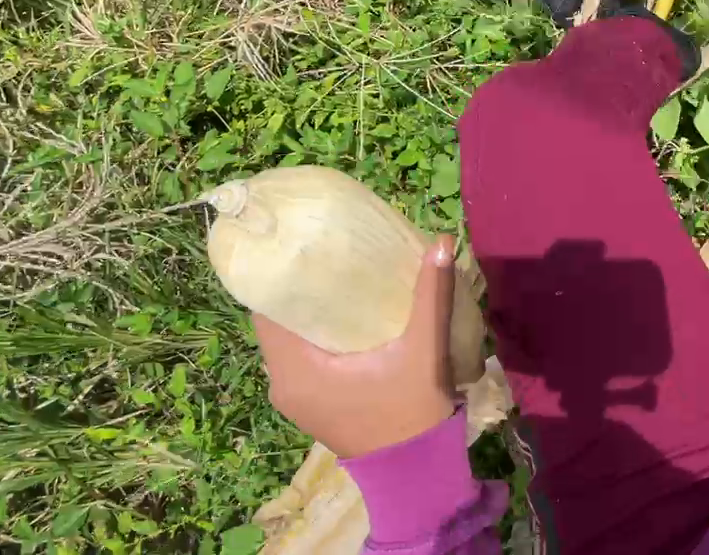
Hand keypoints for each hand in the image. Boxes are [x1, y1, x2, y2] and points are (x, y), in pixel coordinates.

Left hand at [254, 235, 459, 458]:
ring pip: (292, 338)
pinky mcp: (312, 401)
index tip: (305, 247)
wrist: (414, 467)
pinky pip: (304, 355)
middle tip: (333, 253)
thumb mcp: (424, 348)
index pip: (267, 312)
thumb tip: (441, 241)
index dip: (281, 277)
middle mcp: (284, 384)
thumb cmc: (411, 408)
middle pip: (279, 322)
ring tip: (343, 276)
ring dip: (312, 310)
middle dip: (303, 288)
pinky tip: (351, 313)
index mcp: (297, 371)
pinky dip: (319, 332)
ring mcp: (295, 397)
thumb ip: (431, 294)